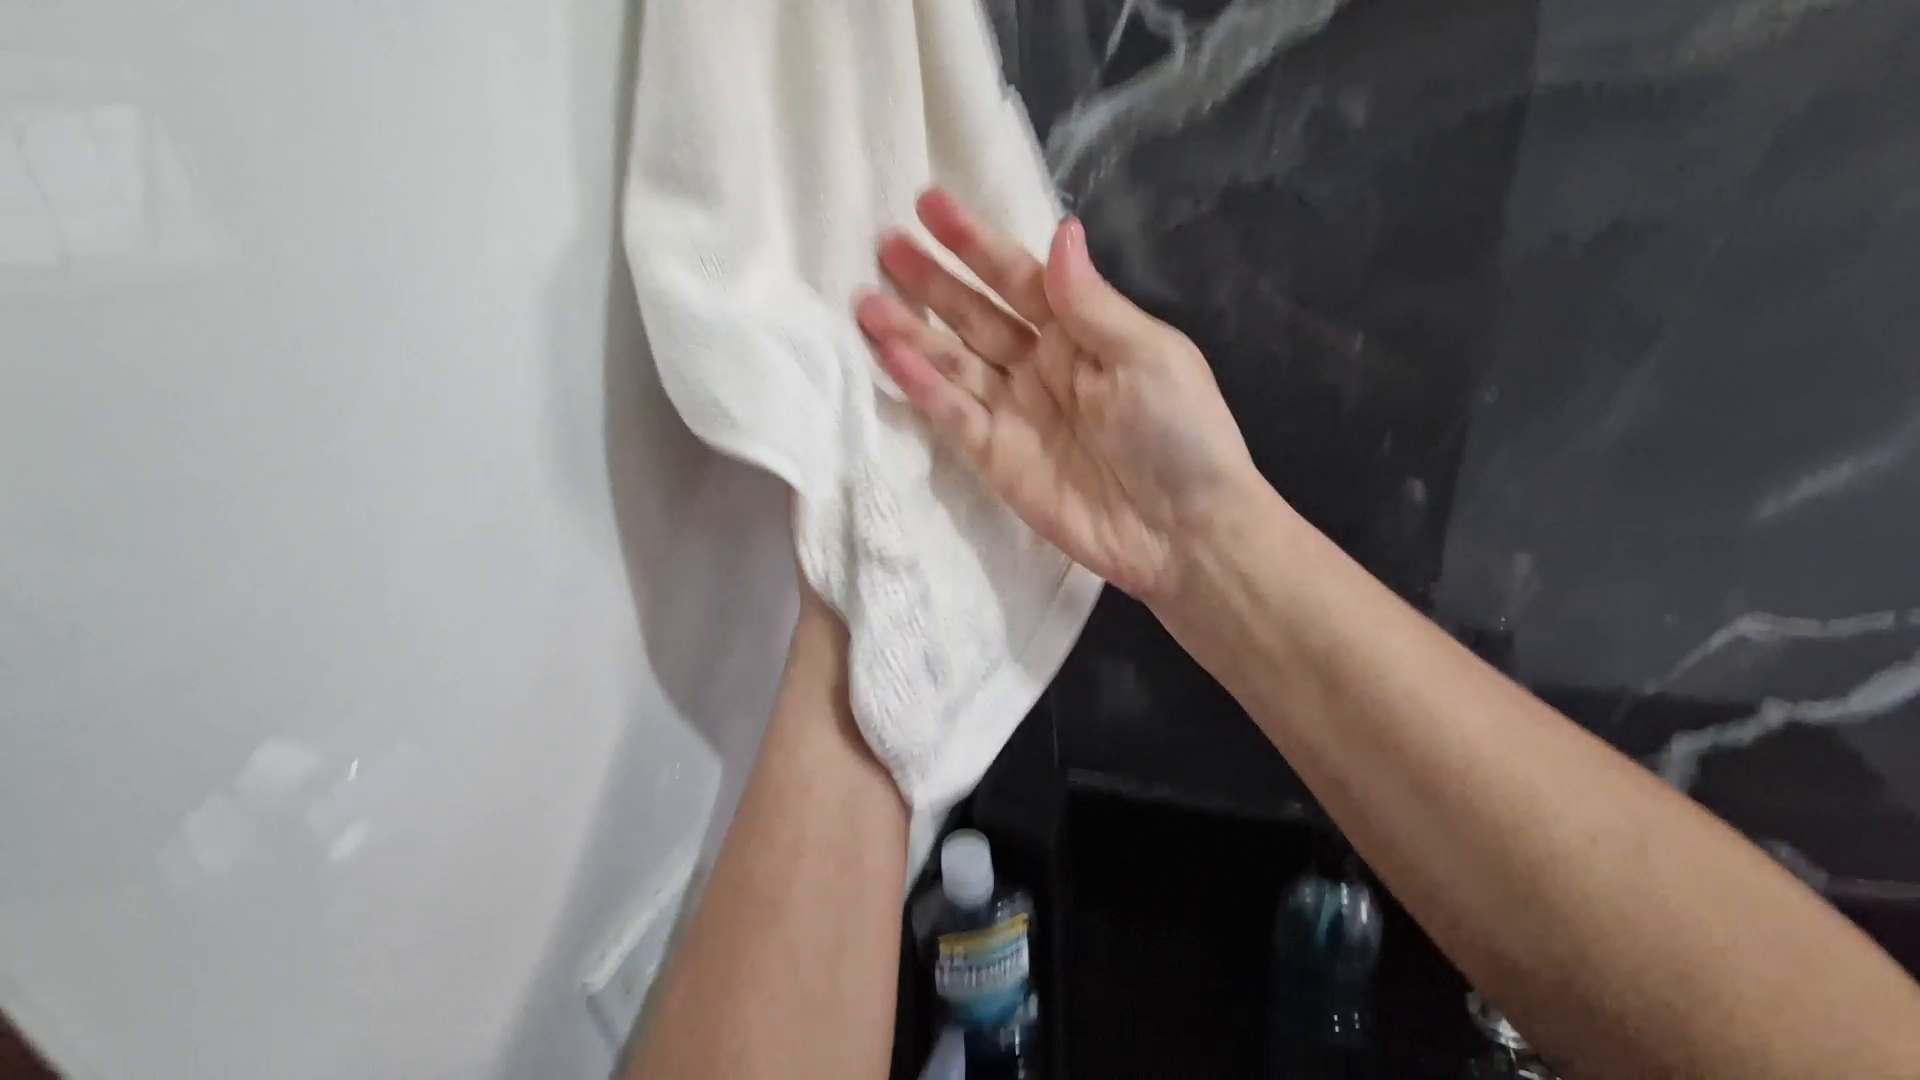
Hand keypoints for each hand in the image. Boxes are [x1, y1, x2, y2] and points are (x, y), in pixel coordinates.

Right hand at [854, 189, 1259, 602]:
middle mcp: (1041, 366)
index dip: (975, 243)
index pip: (1018, 278)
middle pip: (976, 315)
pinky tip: (889, 353)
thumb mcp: (1148, 356)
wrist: (1182, 531)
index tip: (930, 203)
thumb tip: (1060, 231)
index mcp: (1082, 333)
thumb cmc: (1180, 432)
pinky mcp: (996, 458)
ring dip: (911, 331)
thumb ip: (1091, 303)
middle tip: (885, 246)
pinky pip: (953, 414)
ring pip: (954, 362)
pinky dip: (922, 386)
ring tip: (865, 299)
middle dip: (932, 281)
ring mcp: (1015, 413)